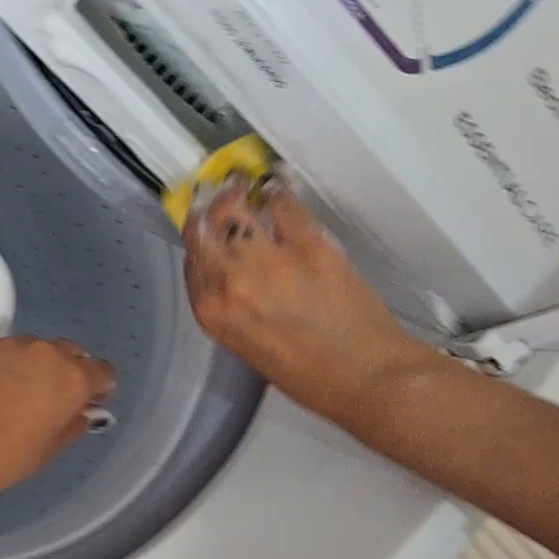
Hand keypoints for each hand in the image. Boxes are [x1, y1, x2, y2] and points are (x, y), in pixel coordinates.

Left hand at [0, 336, 115, 520]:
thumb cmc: (1, 460)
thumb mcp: (48, 450)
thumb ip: (73, 424)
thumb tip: (83, 411)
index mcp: (71, 378)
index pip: (102, 371)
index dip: (97, 388)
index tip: (88, 402)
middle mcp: (43, 351)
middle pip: (68, 352)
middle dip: (66, 371)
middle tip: (50, 398)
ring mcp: (5, 344)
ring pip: (30, 349)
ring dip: (30, 365)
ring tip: (10, 393)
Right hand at [185, 177, 438, 424]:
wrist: (367, 377)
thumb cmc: (311, 376)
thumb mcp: (252, 348)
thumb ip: (236, 311)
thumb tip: (238, 283)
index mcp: (214, 314)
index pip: (191, 266)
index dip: (197, 245)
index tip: (202, 232)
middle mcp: (231, 283)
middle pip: (202, 230)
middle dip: (206, 209)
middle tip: (212, 194)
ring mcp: (268, 260)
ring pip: (234, 210)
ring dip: (234, 192)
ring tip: (240, 182)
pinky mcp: (309, 244)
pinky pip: (284, 206)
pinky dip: (279, 194)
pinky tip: (278, 189)